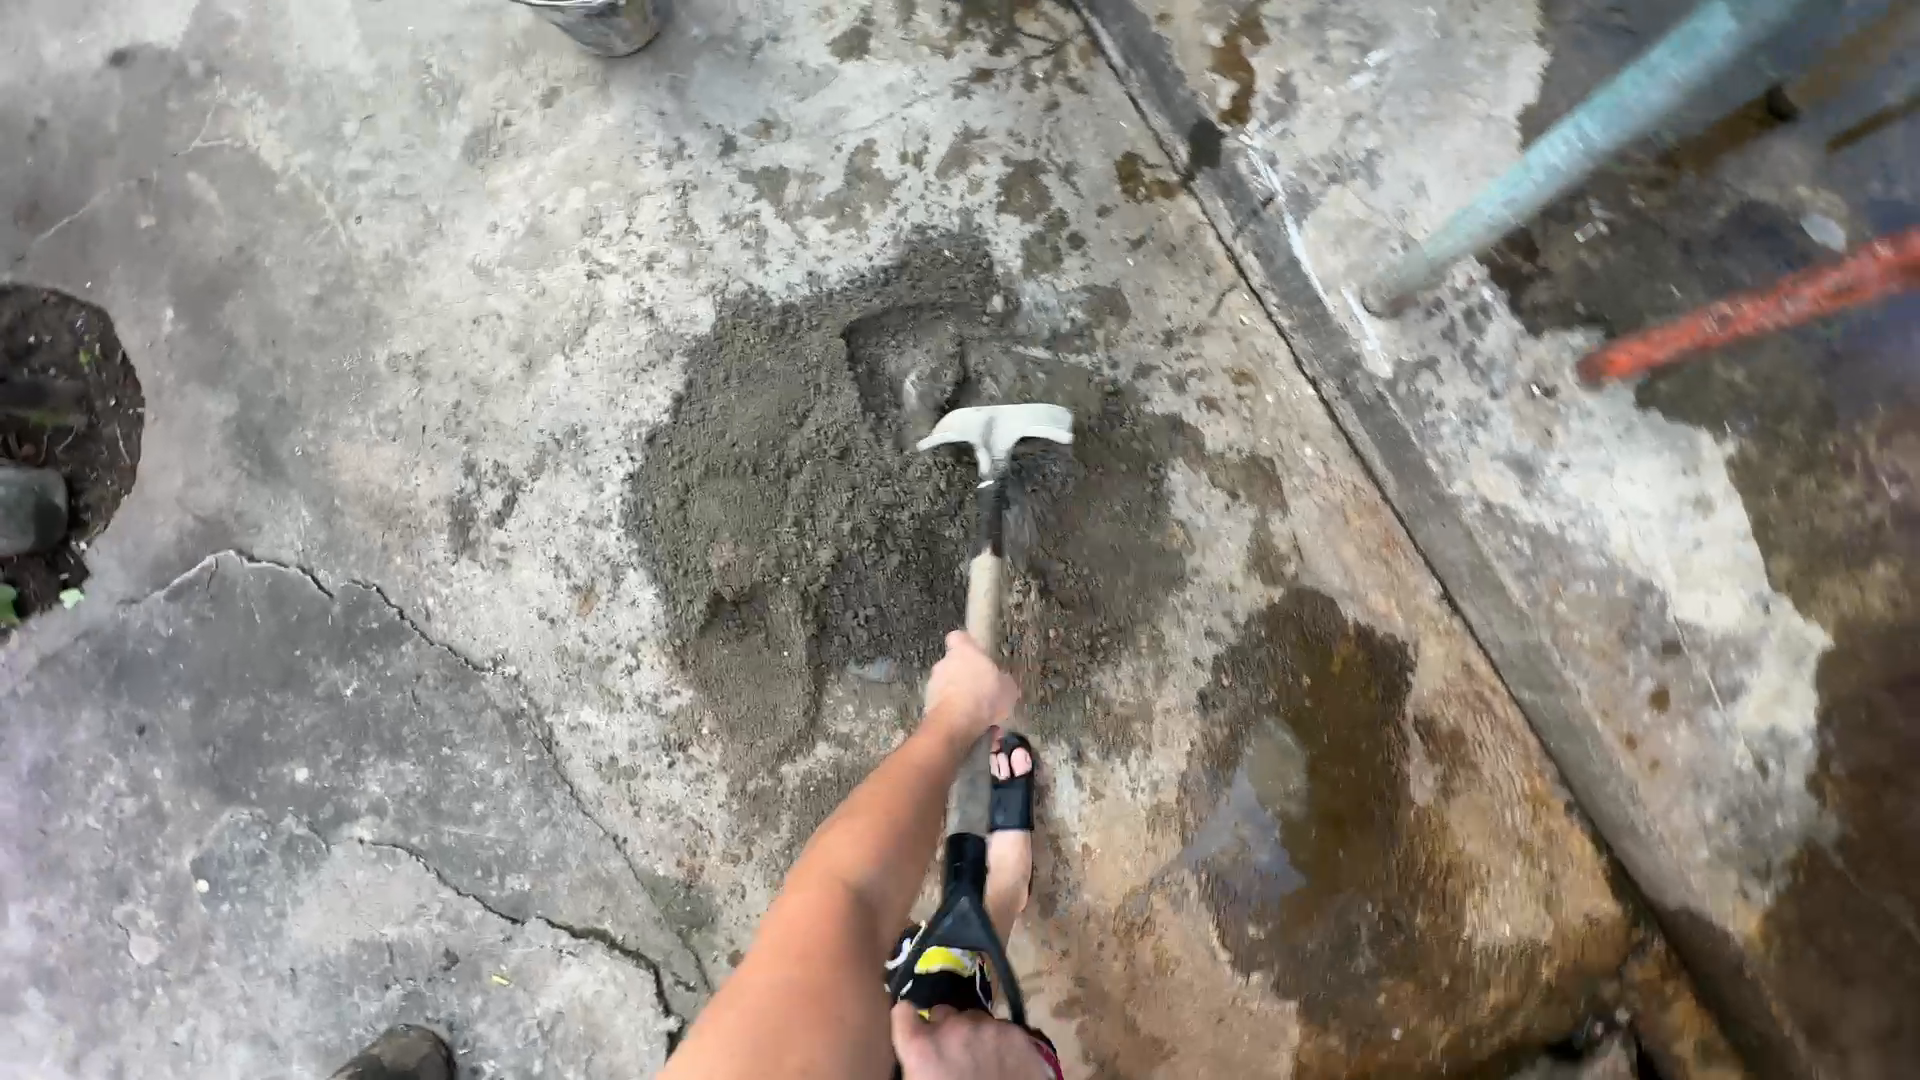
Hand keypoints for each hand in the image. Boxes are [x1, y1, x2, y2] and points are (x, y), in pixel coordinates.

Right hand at [891, 1003, 1052, 1079]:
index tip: (915, 1033)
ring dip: (973, 1036)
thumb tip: (920, 1065)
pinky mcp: (1015, 1033)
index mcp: (921, 1048)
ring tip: (982, 1065)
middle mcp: (952, 1027)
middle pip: (942, 1014)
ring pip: (973, 1019)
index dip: (909, 1024)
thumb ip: (918, 1069)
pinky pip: (1000, 1028)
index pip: (902, 1013)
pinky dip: (999, 1043)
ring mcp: (987, 1027)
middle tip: (954, 1061)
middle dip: (945, 1033)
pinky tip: (1004, 1066)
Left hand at [922, 631, 1018, 747]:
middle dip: (965, 677)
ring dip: (960, 697)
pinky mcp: (928, 705)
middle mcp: (944, 663)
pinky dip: (954, 714)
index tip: (978, 656)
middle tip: (982, 691)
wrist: (956, 722)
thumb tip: (1002, 682)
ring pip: (948, 687)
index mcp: (963, 650)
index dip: (968, 646)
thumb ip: (1003, 682)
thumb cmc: (985, 695)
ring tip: (978, 715)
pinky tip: (969, 727)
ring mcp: (933, 684)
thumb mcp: (1008, 689)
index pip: (960, 637)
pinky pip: (945, 706)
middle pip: (954, 664)